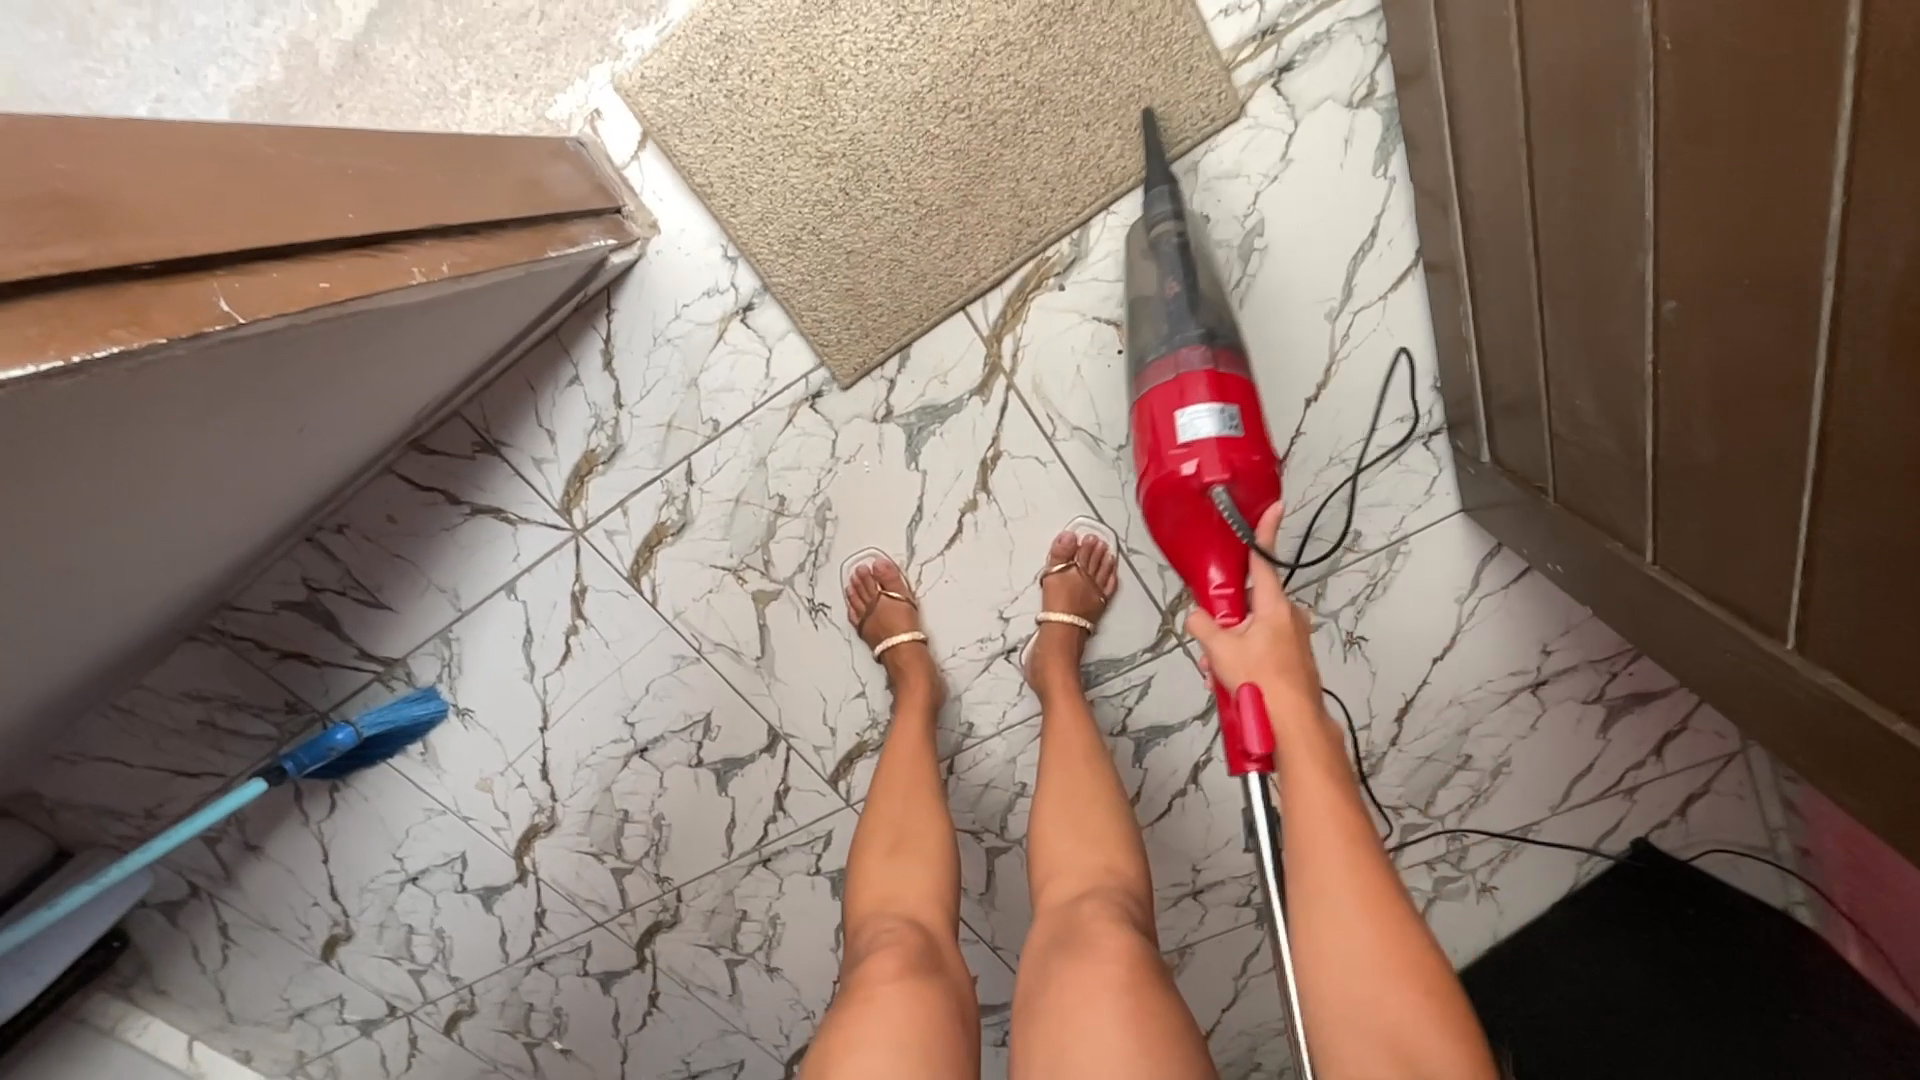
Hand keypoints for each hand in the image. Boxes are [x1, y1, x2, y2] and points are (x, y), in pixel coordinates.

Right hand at [1184, 504, 1325, 727]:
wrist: (1294, 723)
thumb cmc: (1260, 680)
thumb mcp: (1219, 650)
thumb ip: (1202, 625)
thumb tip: (1196, 616)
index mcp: (1273, 605)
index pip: (1264, 560)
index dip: (1266, 531)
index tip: (1276, 506)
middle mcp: (1289, 616)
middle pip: (1251, 602)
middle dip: (1228, 619)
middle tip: (1212, 642)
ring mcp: (1295, 638)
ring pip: (1254, 630)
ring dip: (1234, 645)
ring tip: (1220, 672)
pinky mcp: (1296, 658)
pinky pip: (1264, 648)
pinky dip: (1246, 659)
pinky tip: (1233, 681)